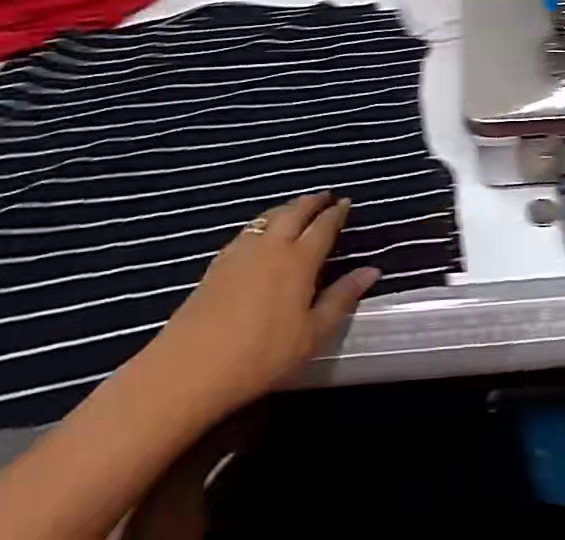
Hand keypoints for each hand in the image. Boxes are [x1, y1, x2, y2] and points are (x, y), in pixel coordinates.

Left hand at [138, 192, 378, 418]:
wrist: (191, 368)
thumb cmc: (262, 355)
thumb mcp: (312, 333)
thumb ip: (342, 298)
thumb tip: (372, 270)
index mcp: (299, 260)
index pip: (323, 226)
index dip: (337, 213)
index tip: (346, 202)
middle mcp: (271, 246)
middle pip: (294, 212)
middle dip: (312, 201)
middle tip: (325, 195)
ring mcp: (241, 252)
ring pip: (268, 217)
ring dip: (287, 207)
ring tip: (296, 206)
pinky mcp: (217, 264)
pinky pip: (247, 231)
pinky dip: (262, 222)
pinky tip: (260, 233)